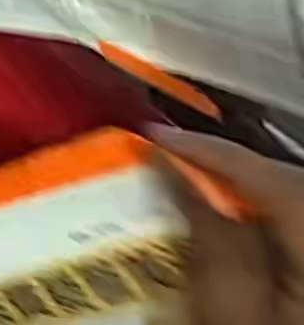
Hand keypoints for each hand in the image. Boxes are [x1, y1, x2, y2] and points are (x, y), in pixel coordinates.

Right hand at [152, 124, 303, 322]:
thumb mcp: (224, 314)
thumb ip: (209, 240)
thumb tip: (169, 167)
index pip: (278, 183)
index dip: (213, 152)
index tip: (155, 137)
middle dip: (247, 171)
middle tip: (183, 163)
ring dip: (273, 196)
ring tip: (219, 194)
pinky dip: (290, 223)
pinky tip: (262, 232)